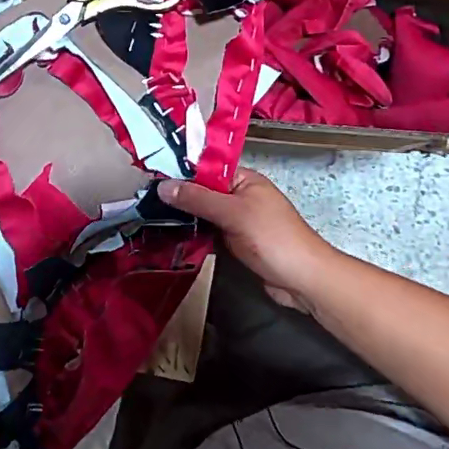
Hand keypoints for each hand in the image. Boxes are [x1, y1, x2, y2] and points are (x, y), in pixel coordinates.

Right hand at [158, 168, 344, 313]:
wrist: (303, 280)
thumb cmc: (273, 239)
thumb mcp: (233, 213)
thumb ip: (198, 199)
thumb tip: (164, 185)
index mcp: (245, 180)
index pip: (207, 168)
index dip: (182, 172)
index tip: (152, 177)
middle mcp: (241, 196)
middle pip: (204, 191)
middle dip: (180, 196)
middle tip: (146, 200)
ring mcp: (239, 221)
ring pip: (205, 214)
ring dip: (186, 217)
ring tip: (151, 216)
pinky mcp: (237, 243)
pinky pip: (210, 232)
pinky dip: (195, 234)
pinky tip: (173, 236)